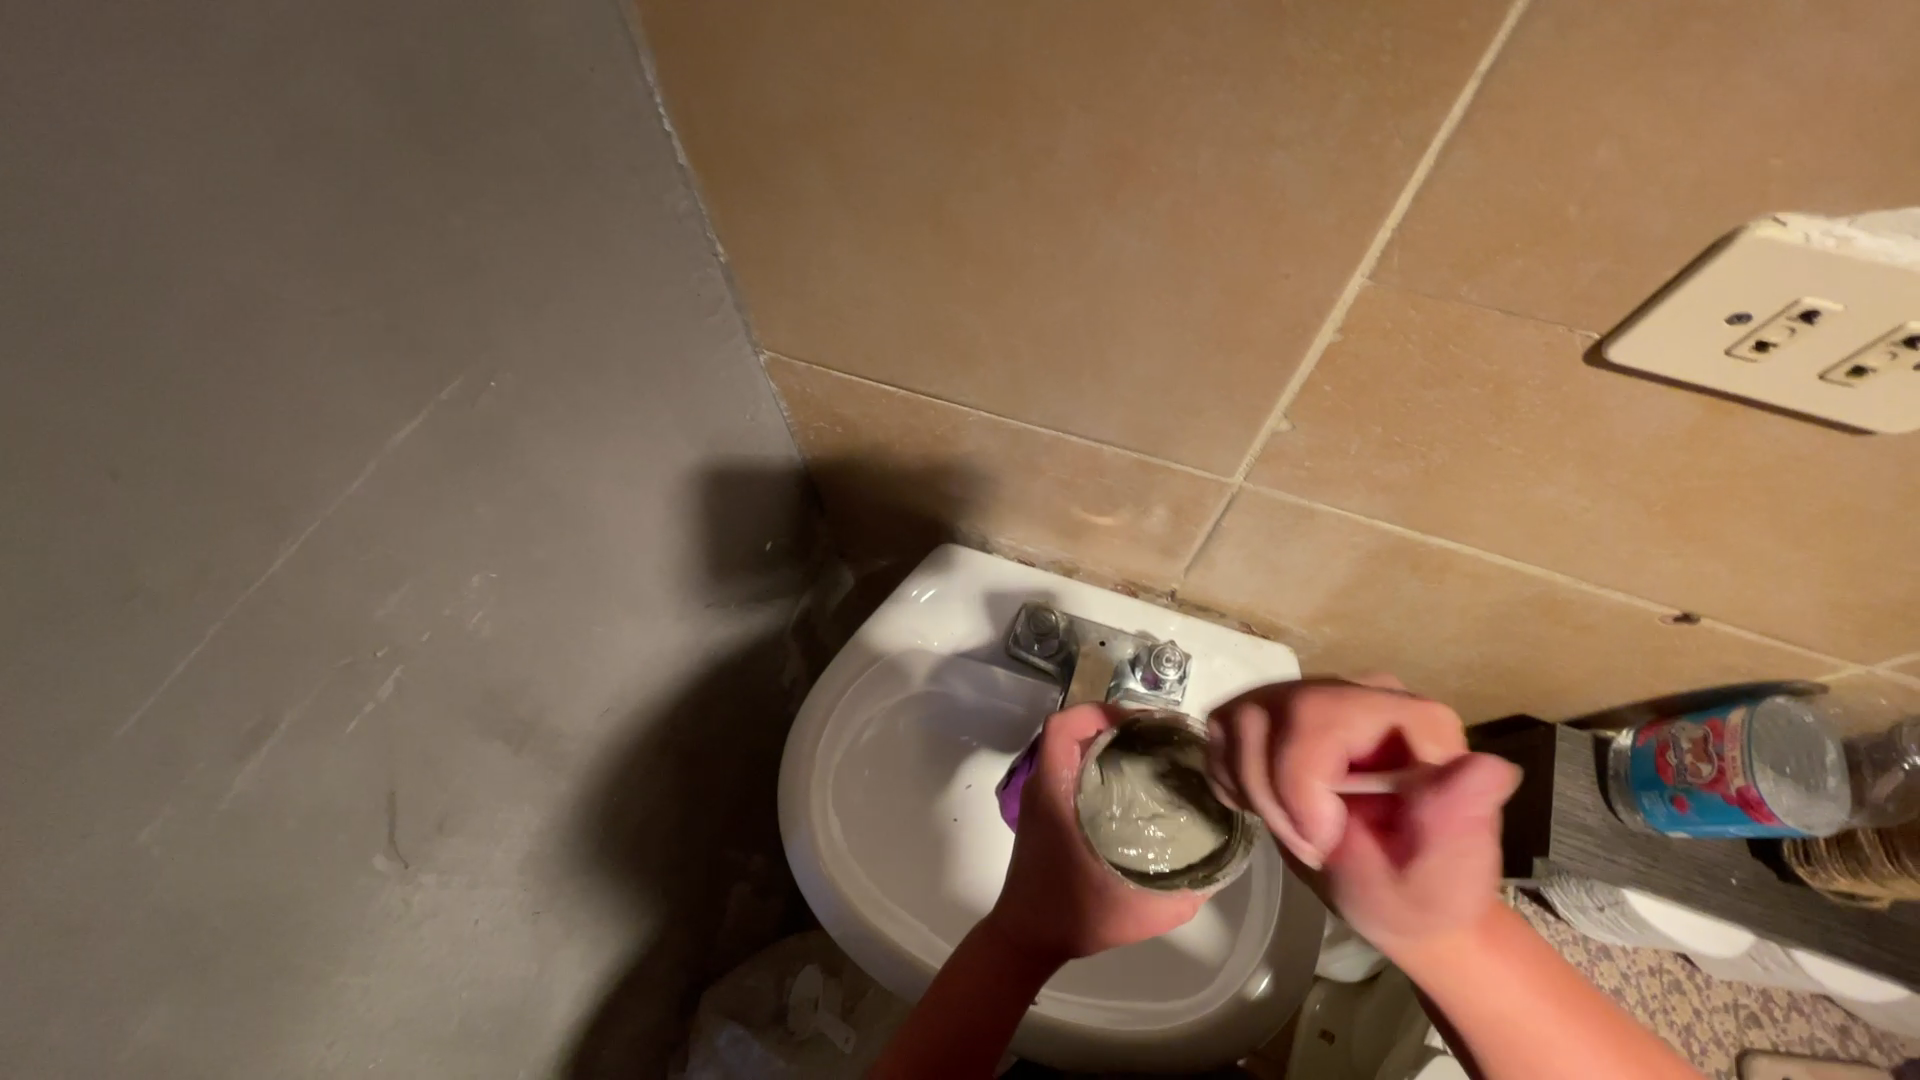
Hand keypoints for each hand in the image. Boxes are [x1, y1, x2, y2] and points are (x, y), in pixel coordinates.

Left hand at [984, 703, 1203, 964]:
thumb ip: (1187, 888)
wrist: (1026, 938)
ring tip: (1153, 756)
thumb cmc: (1074, 915)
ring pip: (1073, 750)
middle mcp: (1044, 786)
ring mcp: (1042, 799)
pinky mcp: (1047, 813)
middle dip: (1117, 725)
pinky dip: (1099, 766)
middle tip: (1162, 739)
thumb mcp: (1141, 909)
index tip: (1144, 725)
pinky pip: (1071, 770)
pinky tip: (1133, 789)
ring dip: (1108, 745)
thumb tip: (1224, 859)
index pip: (1064, 726)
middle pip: (1074, 732)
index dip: (1100, 712)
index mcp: (1055, 792)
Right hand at [1205, 677, 1520, 957]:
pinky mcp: (1266, 714)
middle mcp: (1356, 691)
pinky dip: (1232, 779)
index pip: (1322, 717)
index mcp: (1411, 718)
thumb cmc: (1421, 891)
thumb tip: (1488, 767)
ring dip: (1252, 789)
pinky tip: (1271, 807)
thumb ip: (1459, 821)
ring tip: (1293, 829)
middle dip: (1274, 793)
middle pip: (1275, 713)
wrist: (1391, 896)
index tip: (1325, 844)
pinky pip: (1221, 731)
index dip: (1301, 783)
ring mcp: (1306, 697)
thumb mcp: (1447, 876)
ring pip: (1239, 719)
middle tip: (1308, 845)